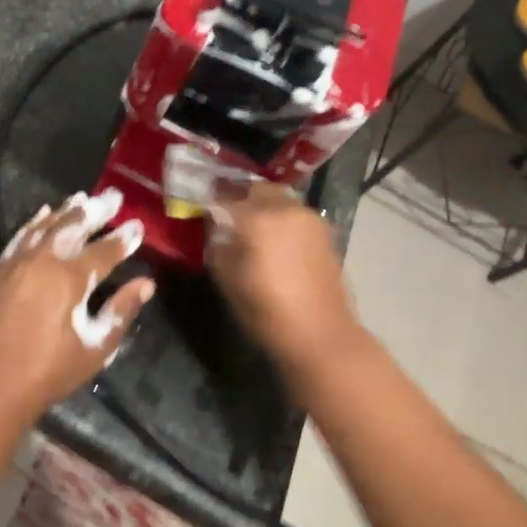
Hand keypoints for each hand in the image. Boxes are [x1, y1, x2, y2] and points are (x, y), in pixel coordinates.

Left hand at [0, 190, 154, 418]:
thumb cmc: (49, 371)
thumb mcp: (95, 348)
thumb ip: (121, 311)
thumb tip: (146, 284)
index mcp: (70, 278)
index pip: (104, 251)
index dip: (124, 238)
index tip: (138, 224)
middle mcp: (43, 260)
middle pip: (74, 226)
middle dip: (96, 211)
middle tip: (113, 195)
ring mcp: (18, 262)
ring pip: (46, 226)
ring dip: (66, 210)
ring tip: (83, 197)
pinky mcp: (0, 269)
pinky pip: (21, 236)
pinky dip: (35, 222)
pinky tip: (44, 213)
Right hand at [206, 182, 361, 375]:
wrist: (321, 337)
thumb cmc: (266, 310)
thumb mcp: (227, 277)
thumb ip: (218, 242)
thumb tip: (216, 225)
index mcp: (258, 217)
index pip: (226, 195)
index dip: (211, 198)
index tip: (201, 203)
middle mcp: (286, 209)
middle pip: (257, 189)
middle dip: (239, 195)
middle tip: (225, 209)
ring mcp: (310, 219)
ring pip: (279, 200)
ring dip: (262, 205)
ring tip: (249, 224)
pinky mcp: (325, 234)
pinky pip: (294, 215)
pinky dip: (280, 218)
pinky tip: (272, 237)